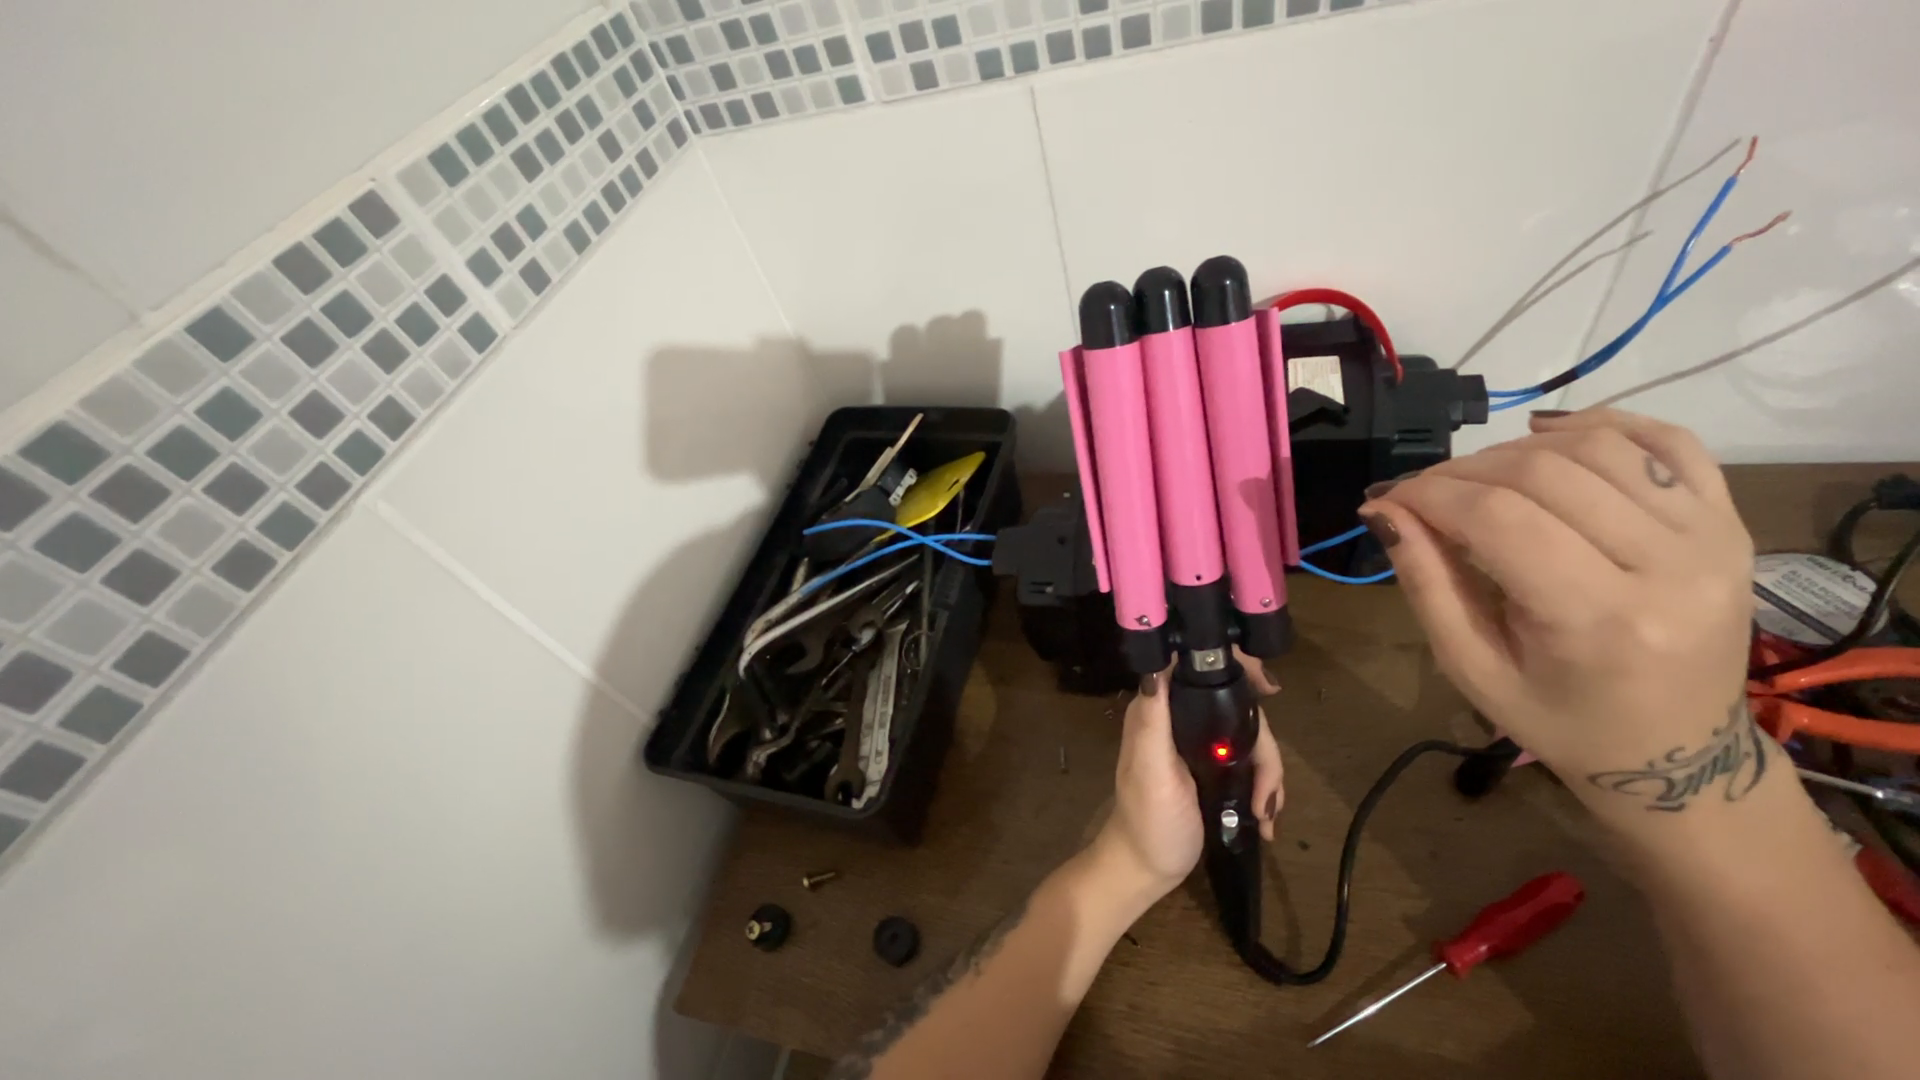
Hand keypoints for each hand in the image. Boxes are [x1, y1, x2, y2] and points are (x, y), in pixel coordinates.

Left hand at [1096, 665, 1284, 897]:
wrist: (1149, 869)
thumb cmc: (1147, 821)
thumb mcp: (1151, 771)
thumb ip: (1154, 721)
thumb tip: (1156, 668)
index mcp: (1158, 710)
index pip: (1197, 669)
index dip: (1235, 667)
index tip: (1268, 687)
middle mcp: (1178, 720)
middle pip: (1238, 708)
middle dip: (1263, 748)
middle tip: (1267, 791)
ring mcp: (1199, 746)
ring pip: (1251, 738)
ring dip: (1268, 775)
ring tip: (1265, 812)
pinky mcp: (1215, 769)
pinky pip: (1251, 764)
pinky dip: (1265, 788)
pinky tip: (1264, 817)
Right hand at [1357, 408, 1754, 788]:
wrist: (1677, 753)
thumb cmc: (1561, 721)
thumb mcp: (1473, 669)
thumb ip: (1427, 584)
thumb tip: (1383, 510)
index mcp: (1599, 619)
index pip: (1499, 519)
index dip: (1430, 495)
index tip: (1388, 500)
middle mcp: (1669, 566)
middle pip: (1544, 474)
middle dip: (1463, 471)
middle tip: (1422, 493)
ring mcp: (1712, 537)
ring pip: (1598, 448)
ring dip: (1517, 450)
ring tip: (1477, 478)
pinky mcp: (1730, 522)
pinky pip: (1669, 442)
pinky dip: (1602, 424)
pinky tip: (1549, 436)